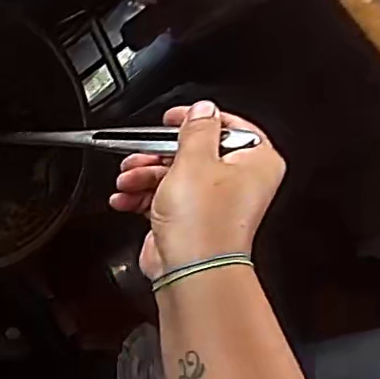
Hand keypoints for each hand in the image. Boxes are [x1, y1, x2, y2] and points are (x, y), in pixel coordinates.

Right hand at [107, 101, 285, 279]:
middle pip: (193, 153)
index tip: (172, 118)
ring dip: (143, 177)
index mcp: (255, 161)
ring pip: (173, 177)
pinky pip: (162, 200)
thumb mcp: (195, 161)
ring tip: (127, 180)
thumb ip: (196, 129)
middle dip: (156, 155)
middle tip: (138, 154)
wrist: (190, 268)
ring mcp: (211, 204)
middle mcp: (237, 182)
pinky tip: (125, 198)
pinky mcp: (188, 221)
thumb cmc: (203, 223)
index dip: (195, 120)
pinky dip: (141, 198)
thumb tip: (201, 110)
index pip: (226, 126)